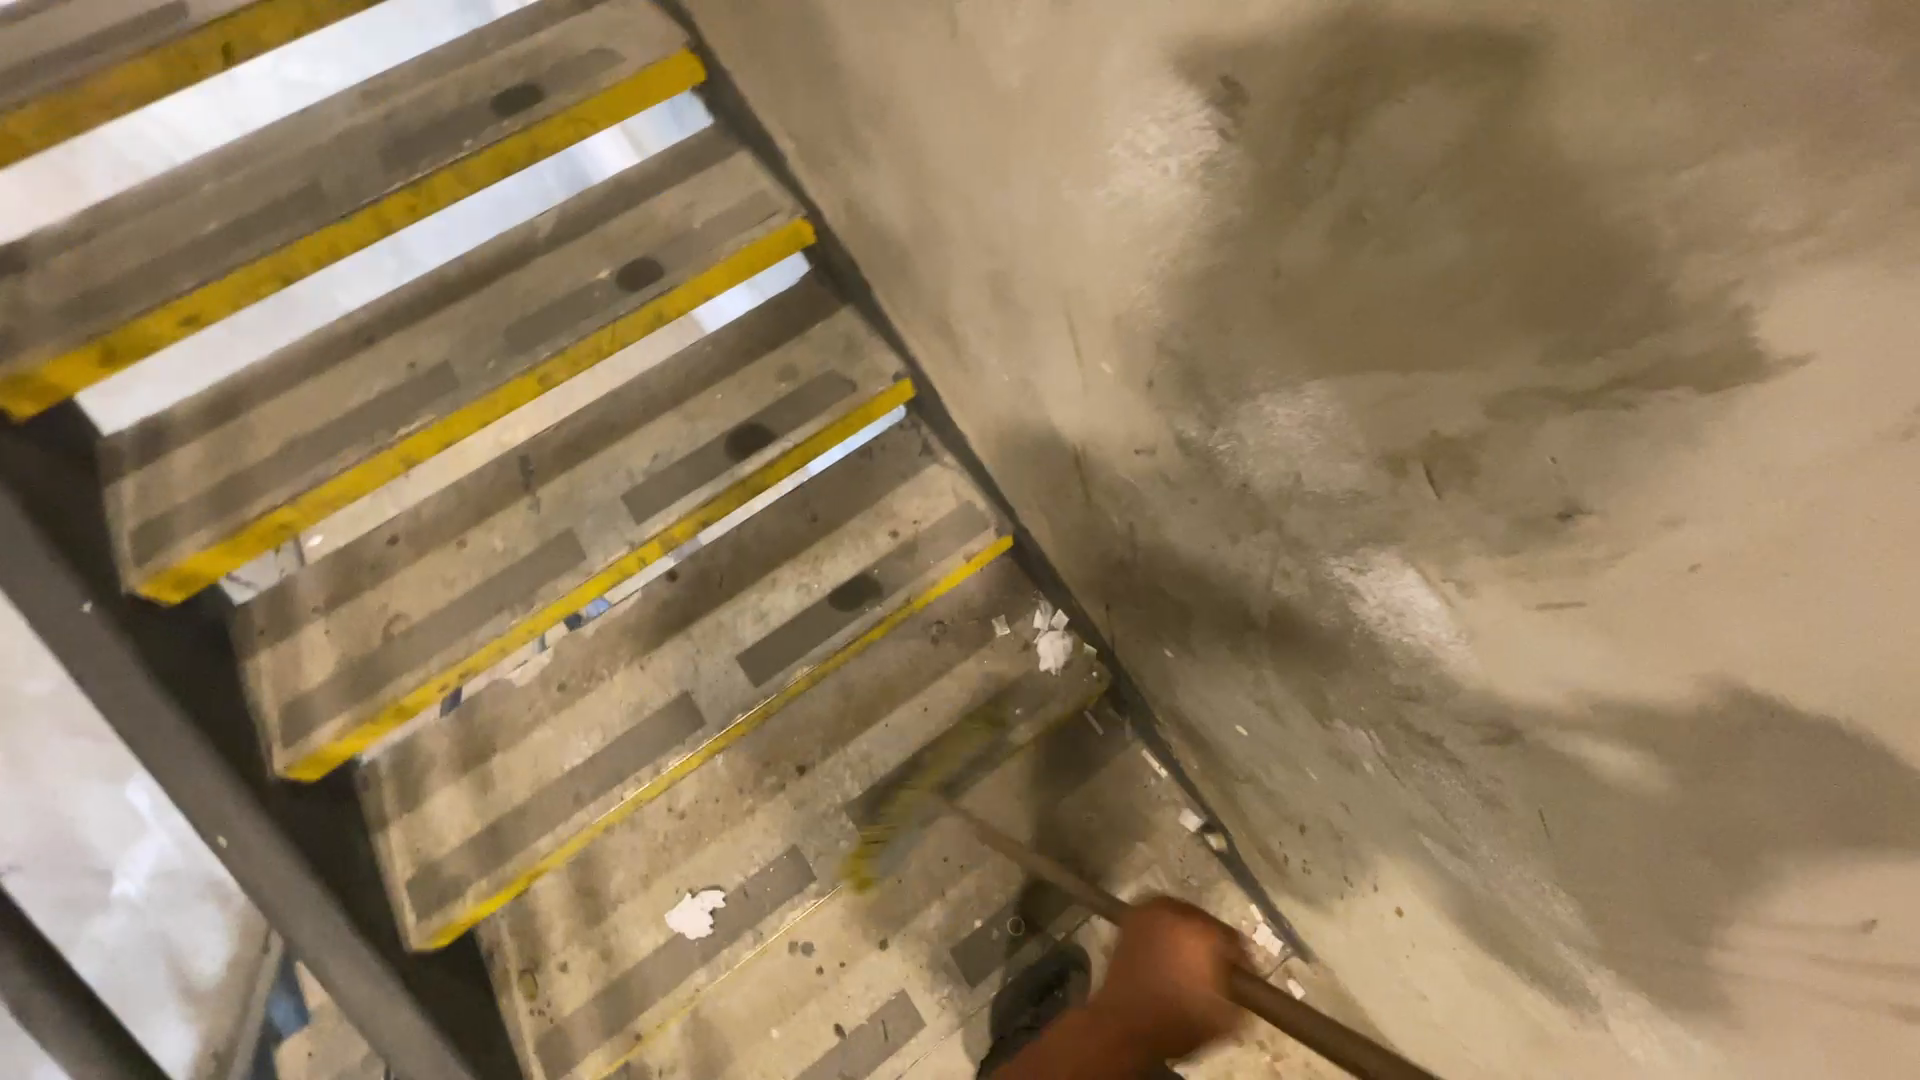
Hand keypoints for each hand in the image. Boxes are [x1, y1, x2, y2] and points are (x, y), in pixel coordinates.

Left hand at [1087, 896, 1246, 1061]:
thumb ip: (1241, 994)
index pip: (1234, 940)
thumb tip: (1244, 982)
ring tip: (1188, 956)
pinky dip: (1165, 927)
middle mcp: (1180, 912)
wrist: (1125, 1022)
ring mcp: (1152, 910)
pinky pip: (1157, 914)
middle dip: (1212, 943)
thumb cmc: (1177, 1023)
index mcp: (1206, 934)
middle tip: (1213, 966)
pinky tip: (1166, 945)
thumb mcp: (1224, 1018)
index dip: (1239, 959)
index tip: (1238, 976)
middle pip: (1207, 923)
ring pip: (1182, 914)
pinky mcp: (1132, 915)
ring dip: (1188, 932)